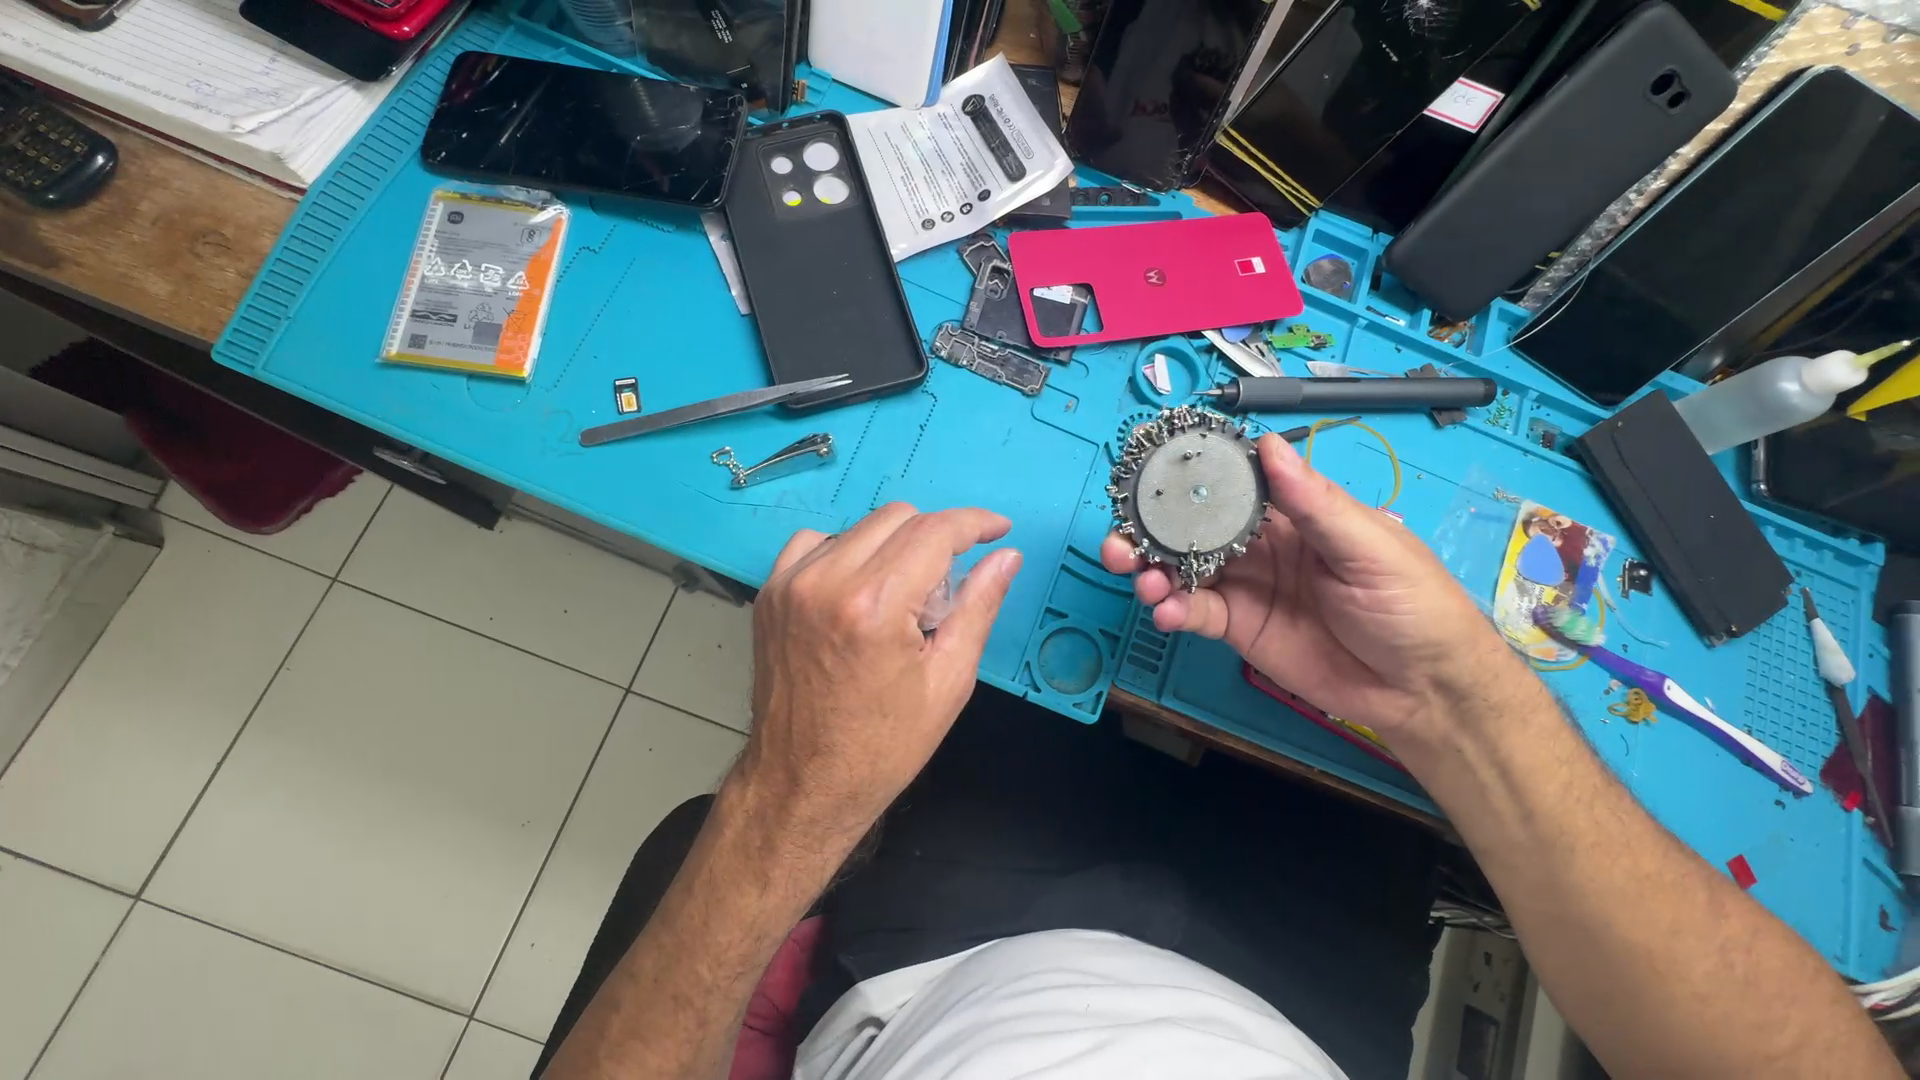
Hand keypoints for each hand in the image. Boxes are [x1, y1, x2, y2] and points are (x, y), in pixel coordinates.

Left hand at [738, 503, 1022, 844]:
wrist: (802, 785)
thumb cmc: (884, 746)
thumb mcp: (948, 682)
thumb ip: (978, 607)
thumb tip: (1008, 557)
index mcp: (875, 605)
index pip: (934, 531)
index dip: (974, 523)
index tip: (998, 530)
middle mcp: (826, 581)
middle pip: (898, 517)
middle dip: (936, 537)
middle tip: (945, 589)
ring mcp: (790, 584)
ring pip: (859, 527)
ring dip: (893, 545)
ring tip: (901, 598)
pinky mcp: (769, 593)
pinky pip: (815, 543)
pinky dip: (846, 552)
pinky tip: (858, 591)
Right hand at [1101, 434, 1515, 744]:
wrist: (1422, 689)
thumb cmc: (1413, 605)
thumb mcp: (1371, 548)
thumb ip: (1315, 503)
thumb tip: (1269, 445)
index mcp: (1294, 514)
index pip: (1234, 484)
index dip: (1193, 476)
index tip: (1153, 470)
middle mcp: (1260, 545)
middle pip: (1194, 527)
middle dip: (1154, 527)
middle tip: (1122, 536)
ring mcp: (1246, 586)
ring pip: (1184, 568)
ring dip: (1152, 569)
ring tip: (1139, 577)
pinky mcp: (1237, 627)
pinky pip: (1193, 612)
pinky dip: (1171, 609)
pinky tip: (1164, 612)